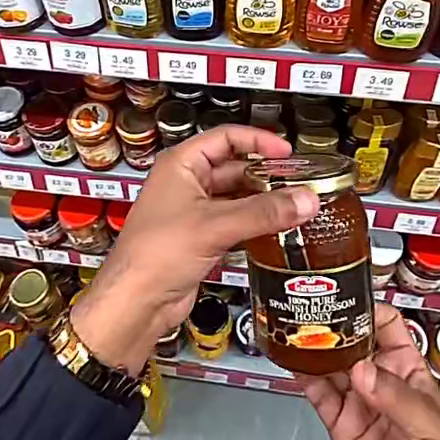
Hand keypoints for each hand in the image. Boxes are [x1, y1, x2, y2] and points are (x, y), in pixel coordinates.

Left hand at [70, 126, 318, 375]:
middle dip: (265, 174)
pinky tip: (275, 228)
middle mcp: (185, 183)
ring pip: (236, 196)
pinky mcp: (199, 237)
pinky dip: (254, 222)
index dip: (258, 141)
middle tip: (296, 182)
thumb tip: (302, 199)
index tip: (285, 151)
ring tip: (293, 205)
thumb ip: (264, 212)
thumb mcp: (215, 225)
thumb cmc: (153, 255)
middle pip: (234, 167)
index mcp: (181, 165)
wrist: (136, 302)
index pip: (226, 138)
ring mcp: (192, 211)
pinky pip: (234, 221)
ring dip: (262, 201)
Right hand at [300, 304, 439, 439]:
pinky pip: (319, 395)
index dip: (366, 308)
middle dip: (332, 325)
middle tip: (308, 311)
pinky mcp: (343, 427)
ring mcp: (360, 404)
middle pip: (351, 341)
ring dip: (313, 347)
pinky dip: (303, 377)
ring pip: (330, 364)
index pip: (386, 325)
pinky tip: (292, 363)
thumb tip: (361, 370)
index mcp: (409, 370)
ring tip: (293, 330)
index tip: (344, 296)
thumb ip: (395, 398)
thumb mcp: (430, 430)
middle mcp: (381, 381)